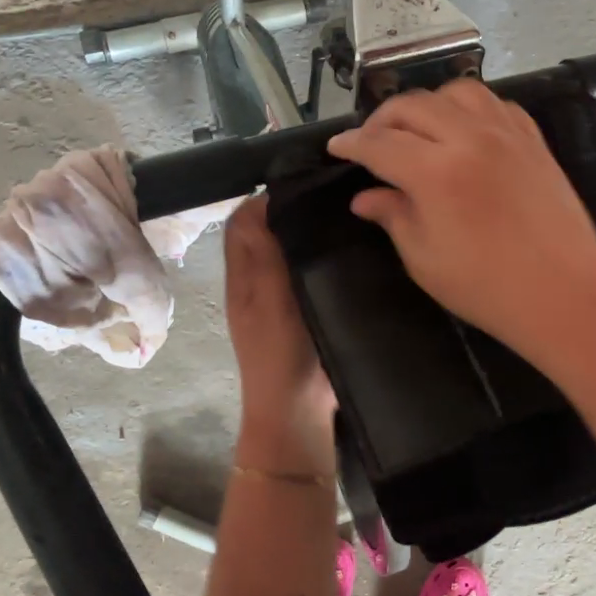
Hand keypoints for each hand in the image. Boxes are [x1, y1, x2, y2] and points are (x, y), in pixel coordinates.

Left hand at [223, 197, 334, 469]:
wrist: (299, 413)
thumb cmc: (279, 355)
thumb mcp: (270, 300)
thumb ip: (265, 254)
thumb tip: (262, 200)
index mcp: (243, 276)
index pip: (243, 222)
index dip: (264, 198)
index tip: (302, 182)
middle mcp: (259, 282)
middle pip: (266, 232)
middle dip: (290, 210)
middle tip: (330, 193)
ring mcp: (284, 297)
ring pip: (290, 250)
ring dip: (309, 231)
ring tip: (345, 212)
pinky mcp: (309, 309)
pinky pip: (312, 270)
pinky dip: (326, 254)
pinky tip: (352, 247)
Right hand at [325, 80, 595, 363]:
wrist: (565, 296)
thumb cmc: (487, 289)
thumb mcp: (425, 260)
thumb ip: (393, 217)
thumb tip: (365, 197)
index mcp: (435, 172)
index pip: (380, 143)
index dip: (351, 144)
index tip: (336, 147)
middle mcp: (469, 138)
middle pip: (413, 106)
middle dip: (382, 119)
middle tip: (370, 142)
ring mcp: (506, 134)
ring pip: (455, 92)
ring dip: (426, 105)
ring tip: (416, 130)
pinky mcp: (533, 140)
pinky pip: (495, 104)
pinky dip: (469, 108)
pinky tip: (463, 130)